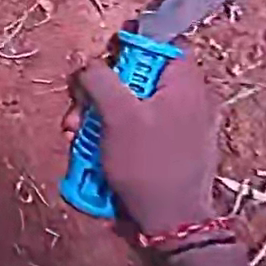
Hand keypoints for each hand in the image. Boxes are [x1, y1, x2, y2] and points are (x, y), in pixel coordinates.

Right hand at [61, 56, 219, 234]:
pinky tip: (90, 149)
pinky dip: (108, 134)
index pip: (164, 46)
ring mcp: (177, 126)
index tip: (103, 59)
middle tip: (80, 110)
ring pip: (128, 104)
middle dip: (100, 91)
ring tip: (78, 135)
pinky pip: (132, 128)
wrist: (169, 220)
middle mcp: (186, 102)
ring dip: (97, 116)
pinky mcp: (165, 147)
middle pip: (137, 77)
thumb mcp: (117, 114)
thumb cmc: (147, 162)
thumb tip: (88, 62)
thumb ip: (101, 79)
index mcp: (185, 87)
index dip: (131, 46)